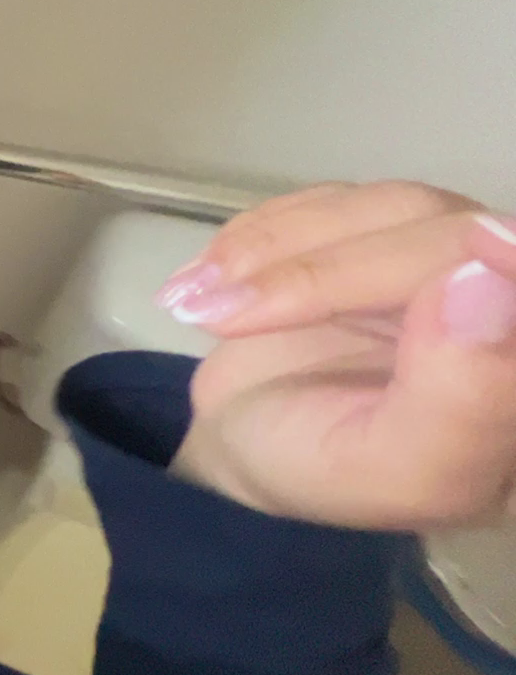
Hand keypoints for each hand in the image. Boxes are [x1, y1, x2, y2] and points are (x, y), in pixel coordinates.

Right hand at [156, 181, 515, 528]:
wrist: (242, 442)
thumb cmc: (321, 472)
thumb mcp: (397, 470)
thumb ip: (463, 398)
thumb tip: (486, 285)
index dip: (512, 256)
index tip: (474, 243)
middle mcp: (504, 297)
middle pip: (438, 235)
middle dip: (310, 275)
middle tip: (211, 318)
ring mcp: (434, 258)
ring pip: (375, 207)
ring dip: (264, 250)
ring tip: (191, 304)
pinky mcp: (364, 236)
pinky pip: (320, 202)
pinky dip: (247, 236)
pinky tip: (206, 281)